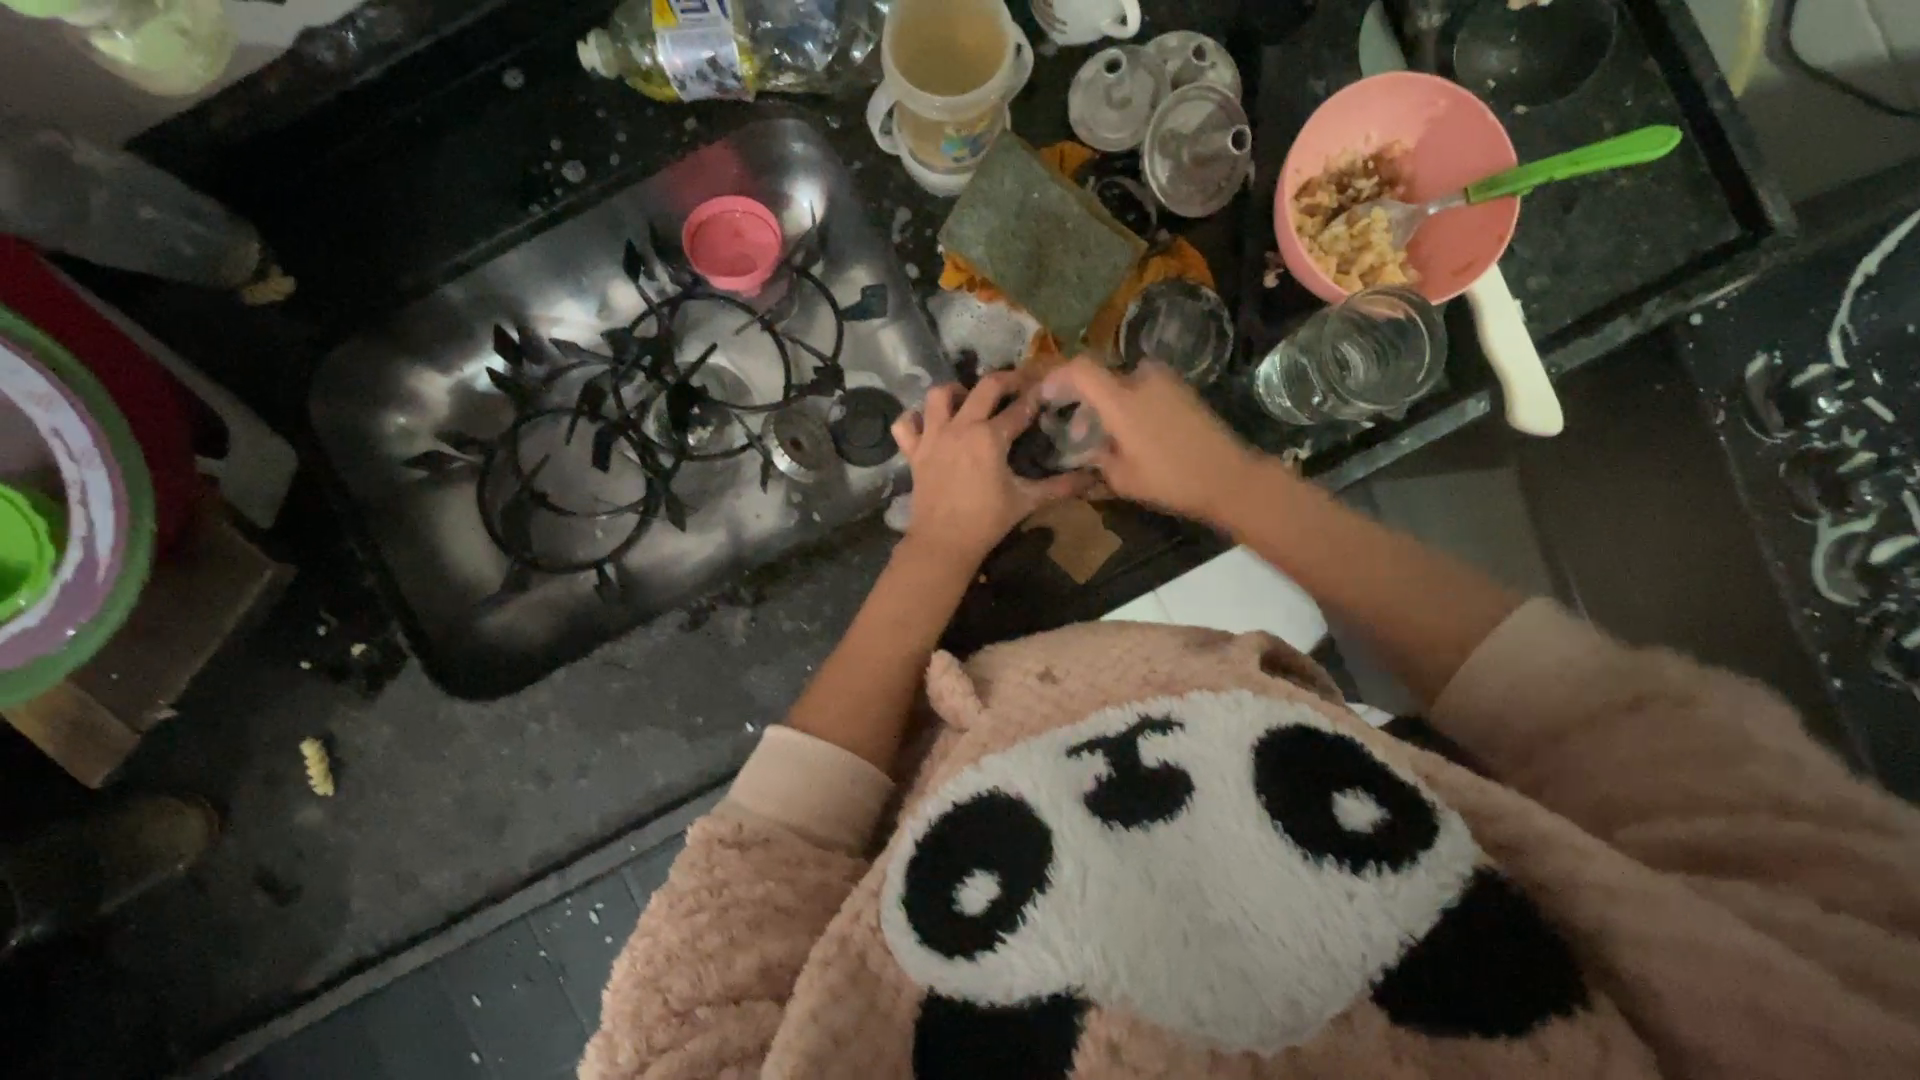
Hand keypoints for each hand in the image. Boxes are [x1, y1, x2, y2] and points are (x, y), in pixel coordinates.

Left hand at [892, 371, 1088, 565]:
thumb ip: (1060, 487)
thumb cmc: (987, 521)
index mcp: (990, 437)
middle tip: (1018, 385)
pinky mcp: (914, 452)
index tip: (1045, 391)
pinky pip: (906, 424)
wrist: (943, 543)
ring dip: (955, 391)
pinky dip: (914, 418)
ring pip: (939, 395)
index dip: (1035, 397)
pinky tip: (928, 424)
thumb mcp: (1027, 501)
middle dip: (1006, 380)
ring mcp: (933, 437)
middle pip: (985, 387)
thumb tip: (1092, 479)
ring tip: (968, 399)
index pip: (1019, 408)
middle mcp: (961, 427)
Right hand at [1041, 358, 1275, 524]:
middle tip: (1078, 430)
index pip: (1080, 369)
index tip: (1045, 395)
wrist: (1229, 477)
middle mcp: (1142, 380)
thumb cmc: (1170, 480)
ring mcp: (1166, 382)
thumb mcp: (1122, 478)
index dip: (1057, 377)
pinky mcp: (1182, 390)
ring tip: (1108, 436)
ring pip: (1123, 384)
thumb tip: (1086, 448)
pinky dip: (1131, 404)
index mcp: (1122, 400)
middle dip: (1084, 400)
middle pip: (1101, 378)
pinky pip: (1144, 389)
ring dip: (1109, 403)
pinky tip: (1134, 434)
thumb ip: (1097, 457)